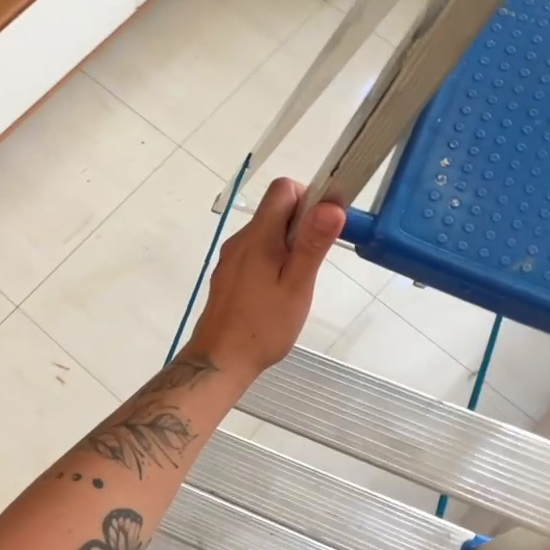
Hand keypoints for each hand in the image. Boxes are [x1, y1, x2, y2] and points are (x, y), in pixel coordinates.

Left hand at [182, 178, 345, 380]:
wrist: (219, 360)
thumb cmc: (263, 327)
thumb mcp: (296, 286)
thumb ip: (312, 244)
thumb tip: (330, 204)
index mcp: (257, 236)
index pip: (283, 190)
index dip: (309, 199)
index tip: (323, 230)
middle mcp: (240, 240)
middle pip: (275, 210)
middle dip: (302, 226)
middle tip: (311, 264)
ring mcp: (231, 258)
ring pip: (266, 233)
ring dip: (288, 246)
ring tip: (296, 283)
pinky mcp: (228, 275)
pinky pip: (255, 253)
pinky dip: (273, 261)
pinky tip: (278, 292)